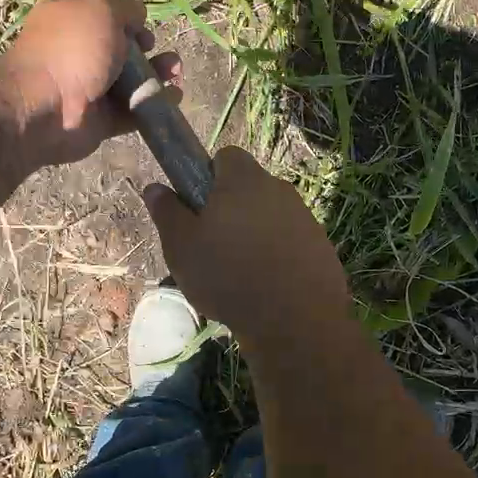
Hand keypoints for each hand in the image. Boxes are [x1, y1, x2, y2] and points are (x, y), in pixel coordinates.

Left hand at [0, 0, 181, 167]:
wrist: (45, 108)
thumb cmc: (71, 50)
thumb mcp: (101, 11)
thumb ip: (125, 9)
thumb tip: (139, 16)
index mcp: (69, 22)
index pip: (103, 18)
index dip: (128, 22)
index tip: (143, 30)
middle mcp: (77, 55)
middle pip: (121, 52)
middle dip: (149, 52)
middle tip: (166, 57)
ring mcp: (89, 90)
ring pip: (131, 82)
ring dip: (157, 77)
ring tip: (176, 75)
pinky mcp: (100, 120)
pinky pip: (132, 111)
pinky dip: (154, 104)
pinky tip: (173, 97)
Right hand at [142, 147, 351, 347]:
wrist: (295, 321)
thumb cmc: (228, 276)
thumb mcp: (181, 247)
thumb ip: (167, 213)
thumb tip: (155, 188)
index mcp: (244, 180)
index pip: (226, 156)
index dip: (209, 177)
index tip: (199, 208)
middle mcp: (280, 189)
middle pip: (250, 189)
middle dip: (232, 210)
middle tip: (213, 247)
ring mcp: (306, 219)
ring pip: (272, 217)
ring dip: (256, 236)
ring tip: (240, 275)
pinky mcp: (322, 248)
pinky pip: (292, 244)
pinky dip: (280, 258)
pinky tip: (268, 289)